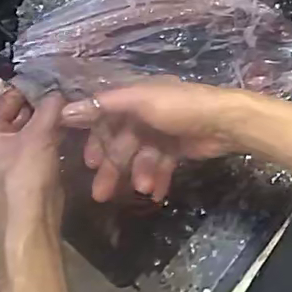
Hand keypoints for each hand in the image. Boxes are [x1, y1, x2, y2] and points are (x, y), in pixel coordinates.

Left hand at [0, 89, 65, 236]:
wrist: (31, 222)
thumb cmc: (26, 176)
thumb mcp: (39, 134)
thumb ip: (50, 107)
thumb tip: (59, 90)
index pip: (9, 99)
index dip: (31, 86)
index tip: (55, 74)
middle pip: (23, 113)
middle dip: (45, 103)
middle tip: (70, 87)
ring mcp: (16, 158)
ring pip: (36, 129)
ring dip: (53, 119)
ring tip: (76, 103)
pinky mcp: (33, 170)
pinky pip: (45, 144)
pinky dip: (57, 135)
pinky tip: (75, 126)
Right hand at [59, 80, 253, 202]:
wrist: (225, 122)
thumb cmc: (181, 107)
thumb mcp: (142, 101)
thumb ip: (105, 105)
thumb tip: (66, 109)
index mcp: (136, 96)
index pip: (106, 117)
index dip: (96, 139)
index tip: (88, 162)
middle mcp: (146, 112)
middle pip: (121, 141)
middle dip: (113, 166)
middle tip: (102, 193)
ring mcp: (162, 131)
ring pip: (140, 157)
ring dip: (139, 174)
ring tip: (143, 189)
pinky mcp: (177, 148)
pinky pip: (160, 166)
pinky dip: (157, 179)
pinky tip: (156, 194)